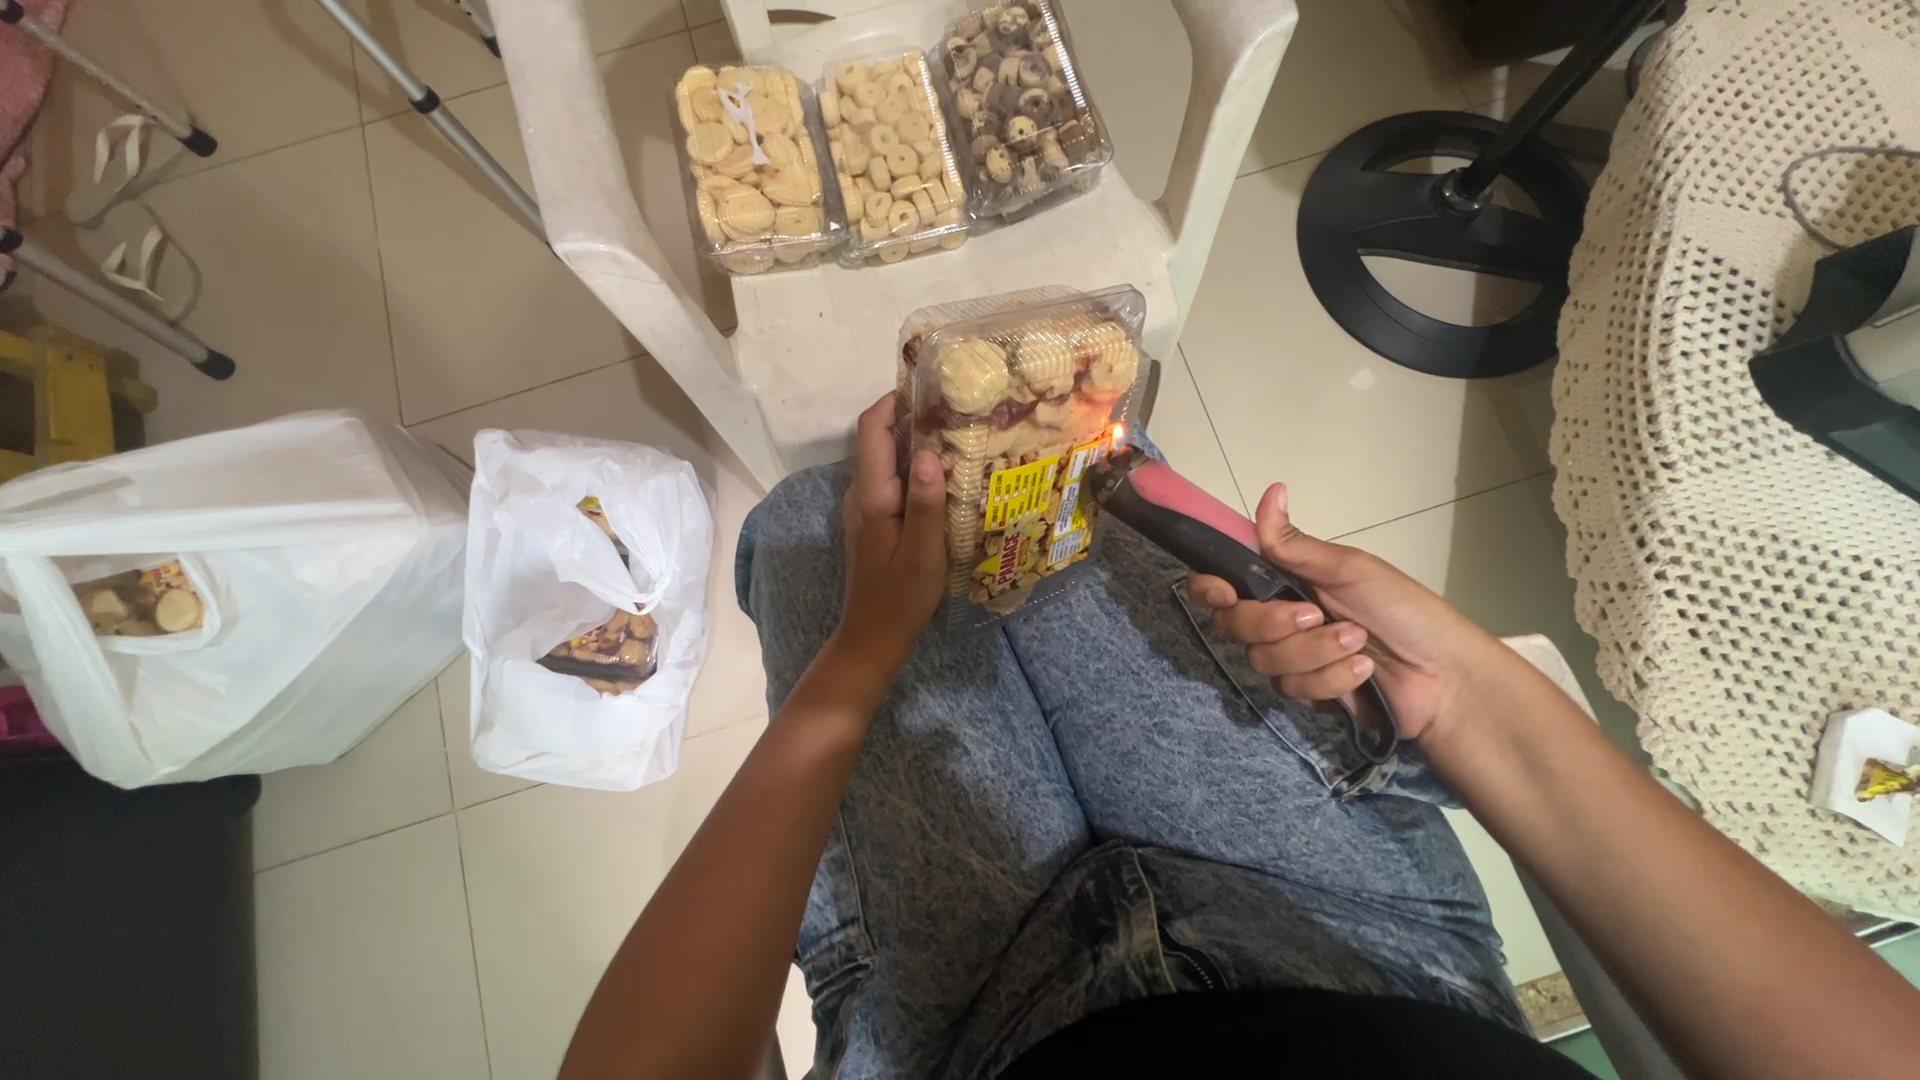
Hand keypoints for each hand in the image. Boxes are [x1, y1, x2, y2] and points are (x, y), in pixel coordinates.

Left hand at [831, 394, 946, 674]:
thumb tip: (927, 452)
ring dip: (916, 444)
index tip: (931, 387)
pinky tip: (945, 478)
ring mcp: (864, 507)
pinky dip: (913, 469)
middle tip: (959, 411)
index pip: (873, 428)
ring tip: (960, 438)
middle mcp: (861, 493)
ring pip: (886, 459)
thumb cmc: (902, 597)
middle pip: (879, 438)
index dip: (895, 400)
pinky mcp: (873, 520)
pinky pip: (891, 480)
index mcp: (872, 495)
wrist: (873, 636)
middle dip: (913, 418)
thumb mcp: (923, 553)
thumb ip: (925, 503)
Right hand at [1189, 483, 1497, 739]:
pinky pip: (1292, 688)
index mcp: (1281, 582)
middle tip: (1315, 615)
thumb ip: (1294, 544)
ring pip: (1263, 660)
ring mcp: (1289, 658)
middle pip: (1233, 625)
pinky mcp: (1304, 693)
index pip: (1221, 585)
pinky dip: (1330, 679)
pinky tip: (1362, 674)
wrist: (1443, 674)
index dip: (1209, 590)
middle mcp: (1276, 619)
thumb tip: (1272, 489)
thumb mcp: (1348, 569)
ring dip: (1314, 652)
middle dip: (1273, 623)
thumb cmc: (1401, 609)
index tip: (1227, 594)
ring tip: (1357, 643)